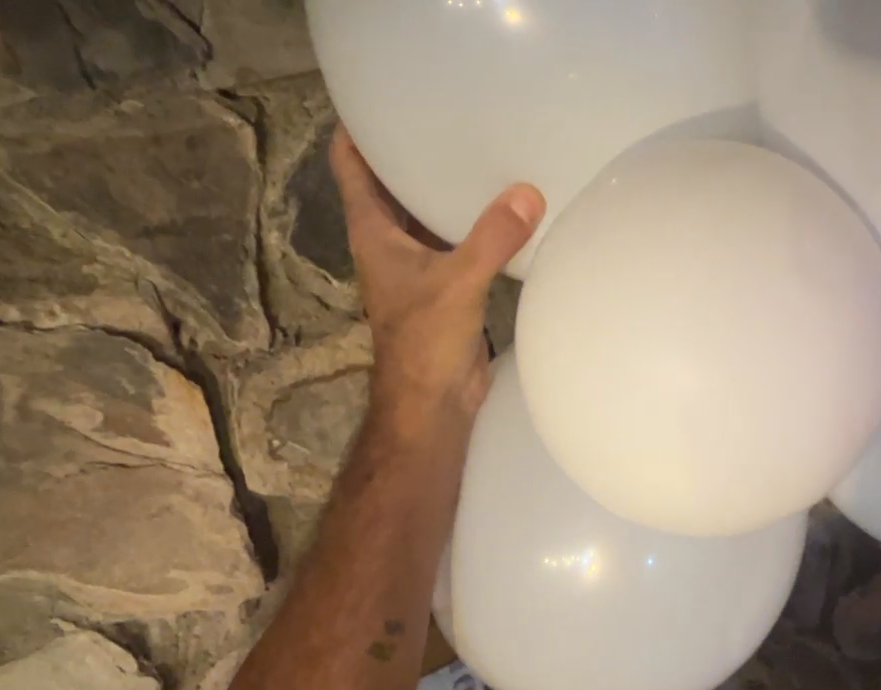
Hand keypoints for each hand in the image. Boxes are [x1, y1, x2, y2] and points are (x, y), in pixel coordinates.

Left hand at [328, 126, 544, 426]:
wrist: (434, 401)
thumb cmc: (425, 341)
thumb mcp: (457, 282)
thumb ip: (492, 237)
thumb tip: (529, 193)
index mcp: (373, 231)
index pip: (350, 163)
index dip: (358, 126)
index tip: (385, 97)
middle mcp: (389, 243)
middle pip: (390, 183)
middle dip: (411, 151)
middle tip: (446, 115)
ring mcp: (416, 266)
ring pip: (424, 213)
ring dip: (442, 188)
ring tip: (476, 150)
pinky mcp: (445, 287)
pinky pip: (454, 241)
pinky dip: (470, 223)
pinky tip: (500, 208)